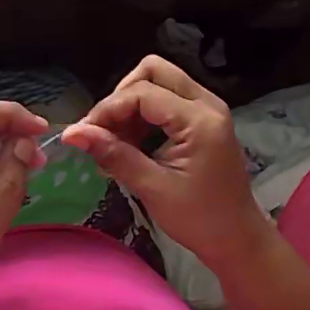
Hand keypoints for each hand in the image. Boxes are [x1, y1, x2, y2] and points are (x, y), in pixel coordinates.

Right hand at [62, 56, 269, 268]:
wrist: (237, 239)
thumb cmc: (200, 219)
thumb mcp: (153, 188)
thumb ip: (114, 155)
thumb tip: (72, 134)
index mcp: (199, 120)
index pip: (142, 93)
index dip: (108, 109)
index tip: (84, 134)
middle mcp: (206, 103)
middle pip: (153, 71)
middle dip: (121, 96)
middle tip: (103, 130)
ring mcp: (207, 108)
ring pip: (158, 80)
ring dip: (130, 104)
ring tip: (115, 141)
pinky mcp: (202, 118)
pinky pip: (166, 98)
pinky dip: (143, 113)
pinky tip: (131, 142)